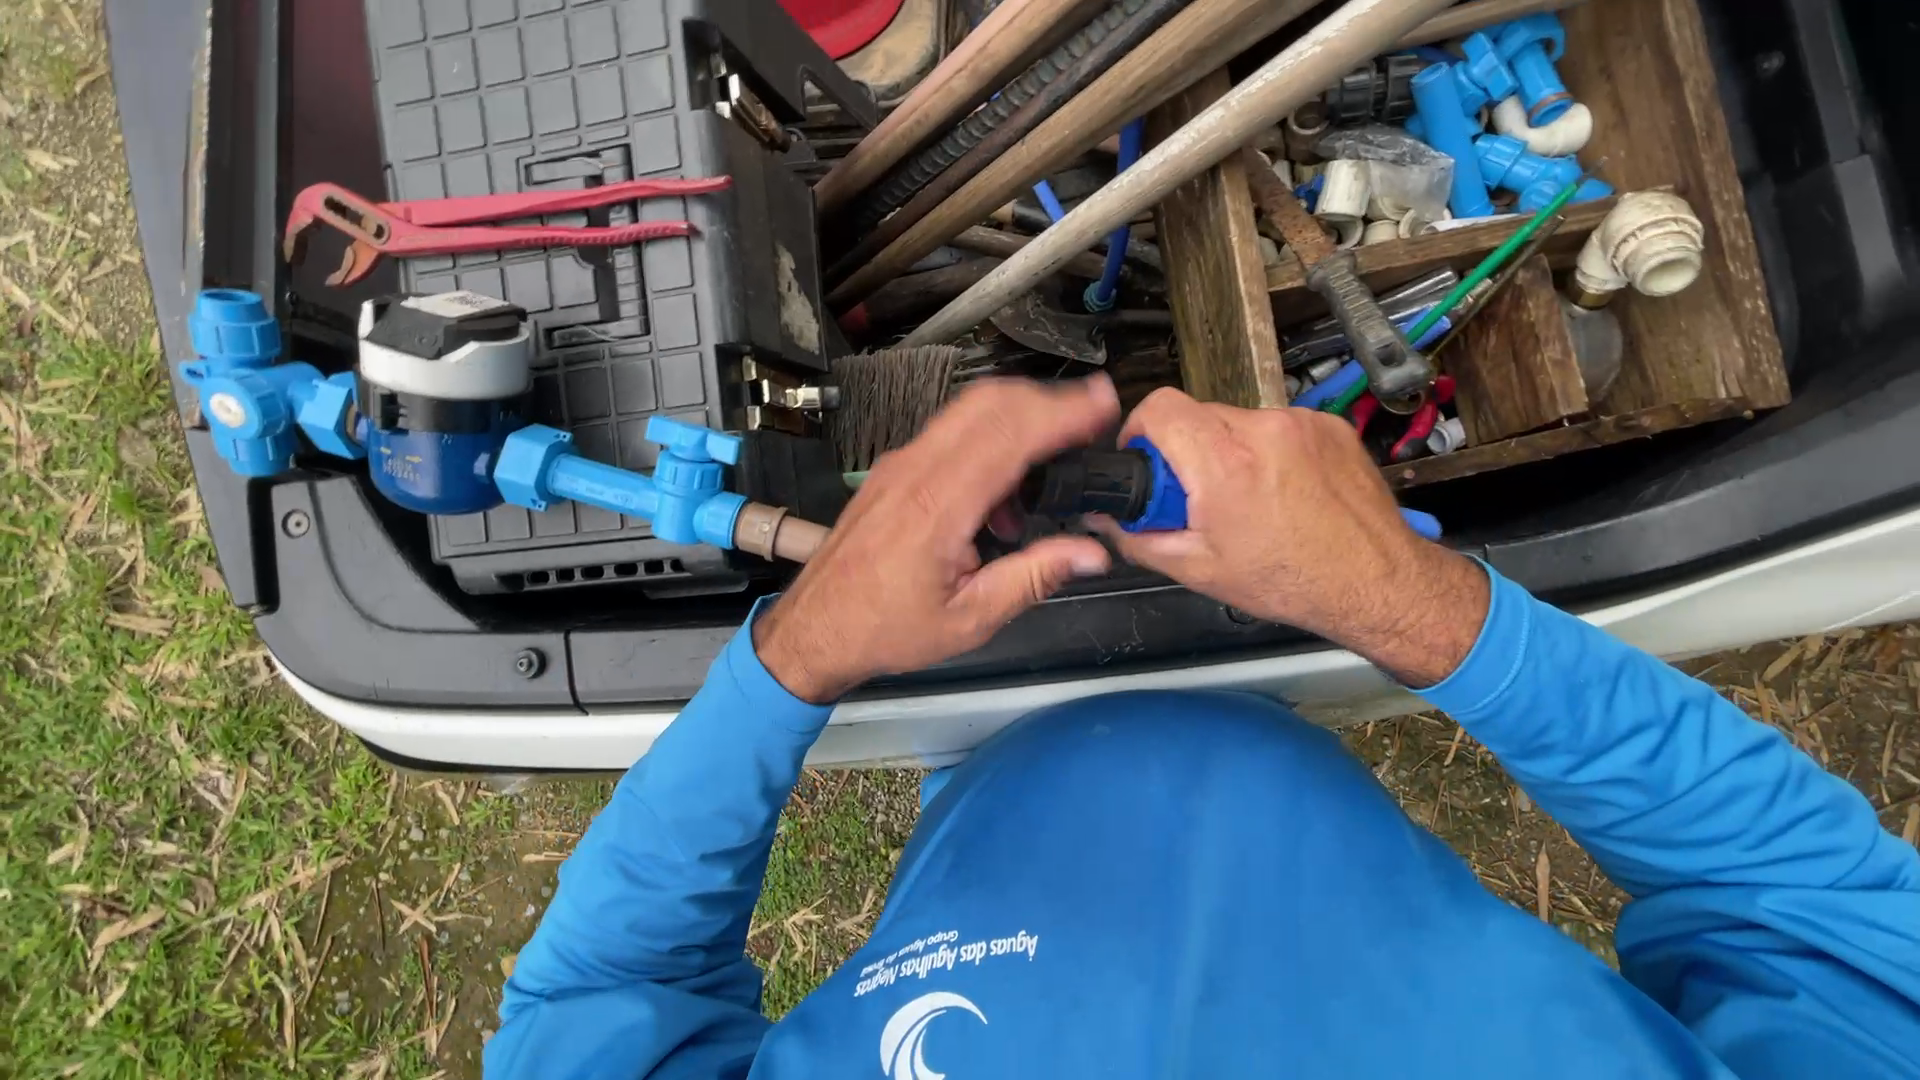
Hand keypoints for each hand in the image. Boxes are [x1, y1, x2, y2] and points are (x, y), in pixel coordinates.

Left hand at [753, 376, 1120, 702]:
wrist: (816, 628)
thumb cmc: (885, 629)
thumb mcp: (969, 619)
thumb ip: (1033, 577)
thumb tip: (1090, 553)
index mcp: (939, 505)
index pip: (1010, 434)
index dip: (1063, 412)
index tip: (1103, 404)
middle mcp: (917, 470)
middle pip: (991, 403)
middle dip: (1049, 399)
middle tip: (1092, 415)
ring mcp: (900, 465)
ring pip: (969, 411)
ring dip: (1020, 417)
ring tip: (1055, 459)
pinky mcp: (894, 472)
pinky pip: (950, 435)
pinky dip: (989, 441)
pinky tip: (1004, 495)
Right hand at [1092, 388, 1488, 686]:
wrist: (1376, 582)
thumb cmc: (1292, 580)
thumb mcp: (1198, 570)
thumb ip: (1138, 538)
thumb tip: (1106, 519)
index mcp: (1224, 464)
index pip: (1158, 407)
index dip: (1139, 430)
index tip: (1143, 458)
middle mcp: (1263, 431)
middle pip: (1196, 415)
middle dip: (1185, 451)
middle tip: (1195, 497)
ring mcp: (1300, 423)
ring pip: (1236, 421)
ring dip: (1227, 451)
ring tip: (1246, 498)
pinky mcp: (1327, 425)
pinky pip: (1275, 425)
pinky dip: (1267, 450)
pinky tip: (1280, 490)